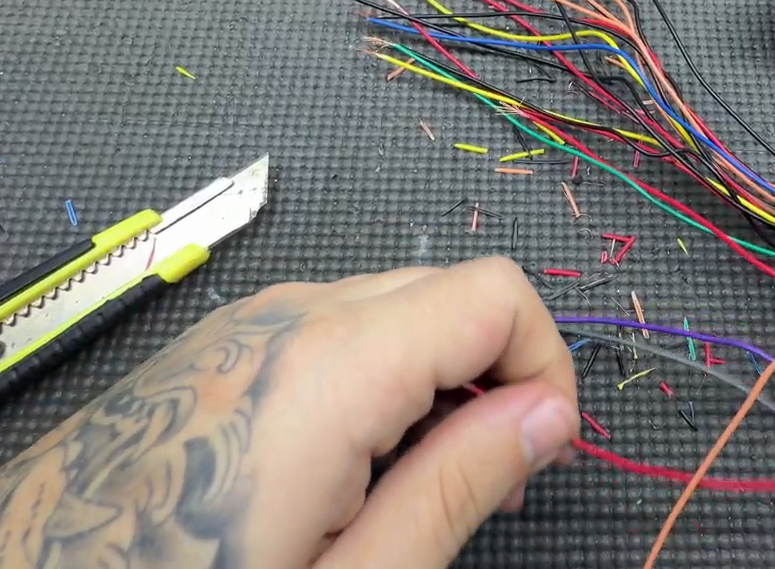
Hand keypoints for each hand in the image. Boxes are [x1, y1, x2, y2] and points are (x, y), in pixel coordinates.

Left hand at [0, 256, 578, 568]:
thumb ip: (459, 484)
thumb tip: (549, 413)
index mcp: (334, 362)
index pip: (497, 293)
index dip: (543, 360)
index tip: (542, 446)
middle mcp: (294, 311)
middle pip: (451, 290)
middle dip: (496, 369)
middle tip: (490, 476)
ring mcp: (252, 316)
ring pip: (398, 305)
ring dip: (438, 374)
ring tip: (418, 479)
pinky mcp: (225, 336)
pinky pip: (338, 324)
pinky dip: (379, 372)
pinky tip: (350, 458)